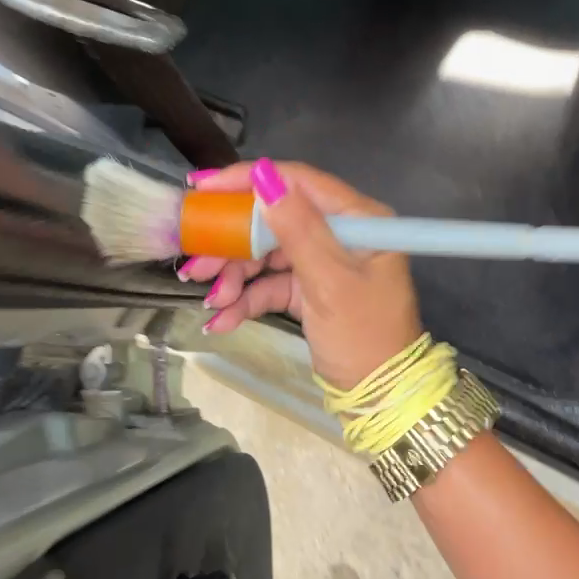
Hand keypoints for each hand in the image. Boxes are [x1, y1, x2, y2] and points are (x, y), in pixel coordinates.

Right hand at [180, 159, 423, 388]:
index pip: (296, 183)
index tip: (203, 188)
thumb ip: (298, 228)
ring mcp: (323, 261)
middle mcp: (340, 232)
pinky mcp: (310, 289)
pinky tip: (221, 320)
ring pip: (266, 254)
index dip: (247, 181)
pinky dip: (246, 299)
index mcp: (357, 218)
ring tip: (211, 301)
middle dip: (233, 244)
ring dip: (234, 277)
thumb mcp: (331, 282)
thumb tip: (263, 176)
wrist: (382, 402)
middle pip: (274, 220)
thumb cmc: (364, 336)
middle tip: (196, 262)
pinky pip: (270, 284)